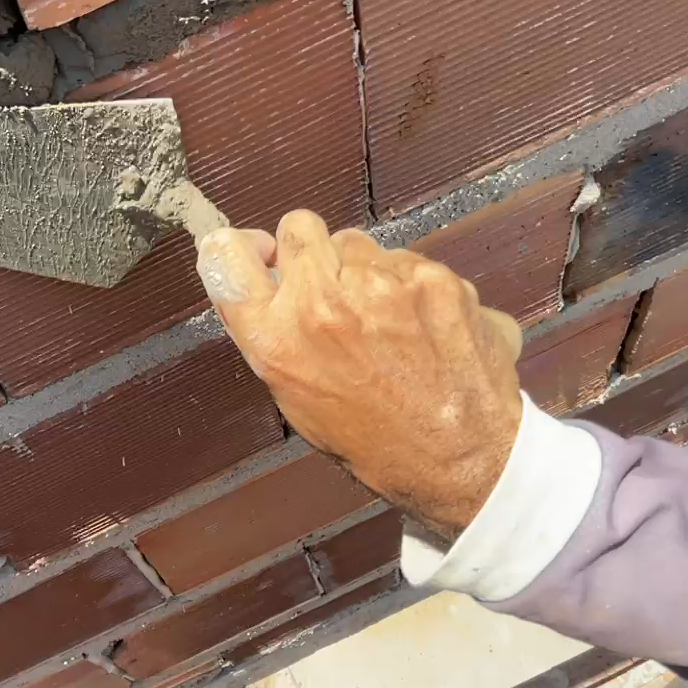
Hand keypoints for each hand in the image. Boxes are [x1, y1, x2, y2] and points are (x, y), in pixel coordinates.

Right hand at [196, 211, 523, 541]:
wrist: (461, 460)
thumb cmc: (370, 438)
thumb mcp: (294, 394)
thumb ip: (273, 330)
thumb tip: (268, 273)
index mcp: (275, 339)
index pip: (226, 255)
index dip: (241, 244)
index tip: (261, 251)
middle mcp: (318, 303)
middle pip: (298, 227)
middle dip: (312, 250)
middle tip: (333, 286)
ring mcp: (377, 284)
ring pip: (356, 240)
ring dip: (362, 266)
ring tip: (386, 317)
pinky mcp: (430, 276)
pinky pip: (404, 257)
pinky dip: (410, 281)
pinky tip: (424, 322)